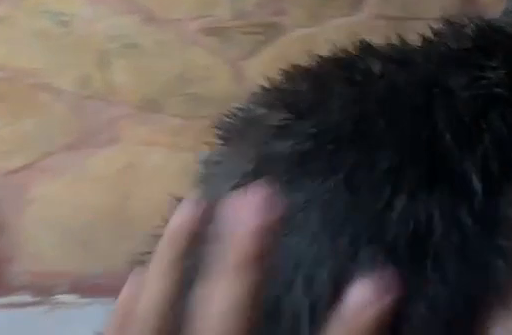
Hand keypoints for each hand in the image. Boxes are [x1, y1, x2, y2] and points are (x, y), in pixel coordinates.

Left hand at [105, 182, 400, 334]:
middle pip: (225, 324)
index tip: (384, 271)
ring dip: (175, 260)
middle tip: (264, 190)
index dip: (355, 324)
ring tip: (193, 202)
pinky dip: (127, 310)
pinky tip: (135, 272)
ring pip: (156, 324)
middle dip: (244, 257)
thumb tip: (378, 285)